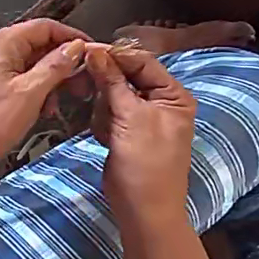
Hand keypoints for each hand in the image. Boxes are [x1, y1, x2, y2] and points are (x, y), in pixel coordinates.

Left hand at [0, 19, 89, 186]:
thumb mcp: (31, 93)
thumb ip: (55, 66)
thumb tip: (75, 48)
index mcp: (1, 42)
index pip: (45, 26)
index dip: (72, 38)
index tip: (92, 52)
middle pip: (38, 44)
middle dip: (63, 63)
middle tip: (82, 83)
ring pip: (31, 63)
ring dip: (50, 81)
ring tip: (57, 102)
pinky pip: (19, 79)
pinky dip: (35, 90)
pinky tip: (41, 109)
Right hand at [84, 44, 196, 228]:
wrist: (142, 209)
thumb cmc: (145, 163)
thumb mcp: (130, 116)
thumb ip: (111, 80)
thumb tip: (94, 50)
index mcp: (173, 95)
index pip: (142, 61)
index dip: (114, 55)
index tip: (85, 50)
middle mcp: (160, 102)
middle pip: (124, 75)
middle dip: (107, 88)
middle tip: (90, 90)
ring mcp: (142, 117)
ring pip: (111, 93)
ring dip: (104, 109)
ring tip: (108, 131)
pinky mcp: (126, 130)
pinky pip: (107, 112)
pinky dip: (102, 122)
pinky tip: (106, 139)